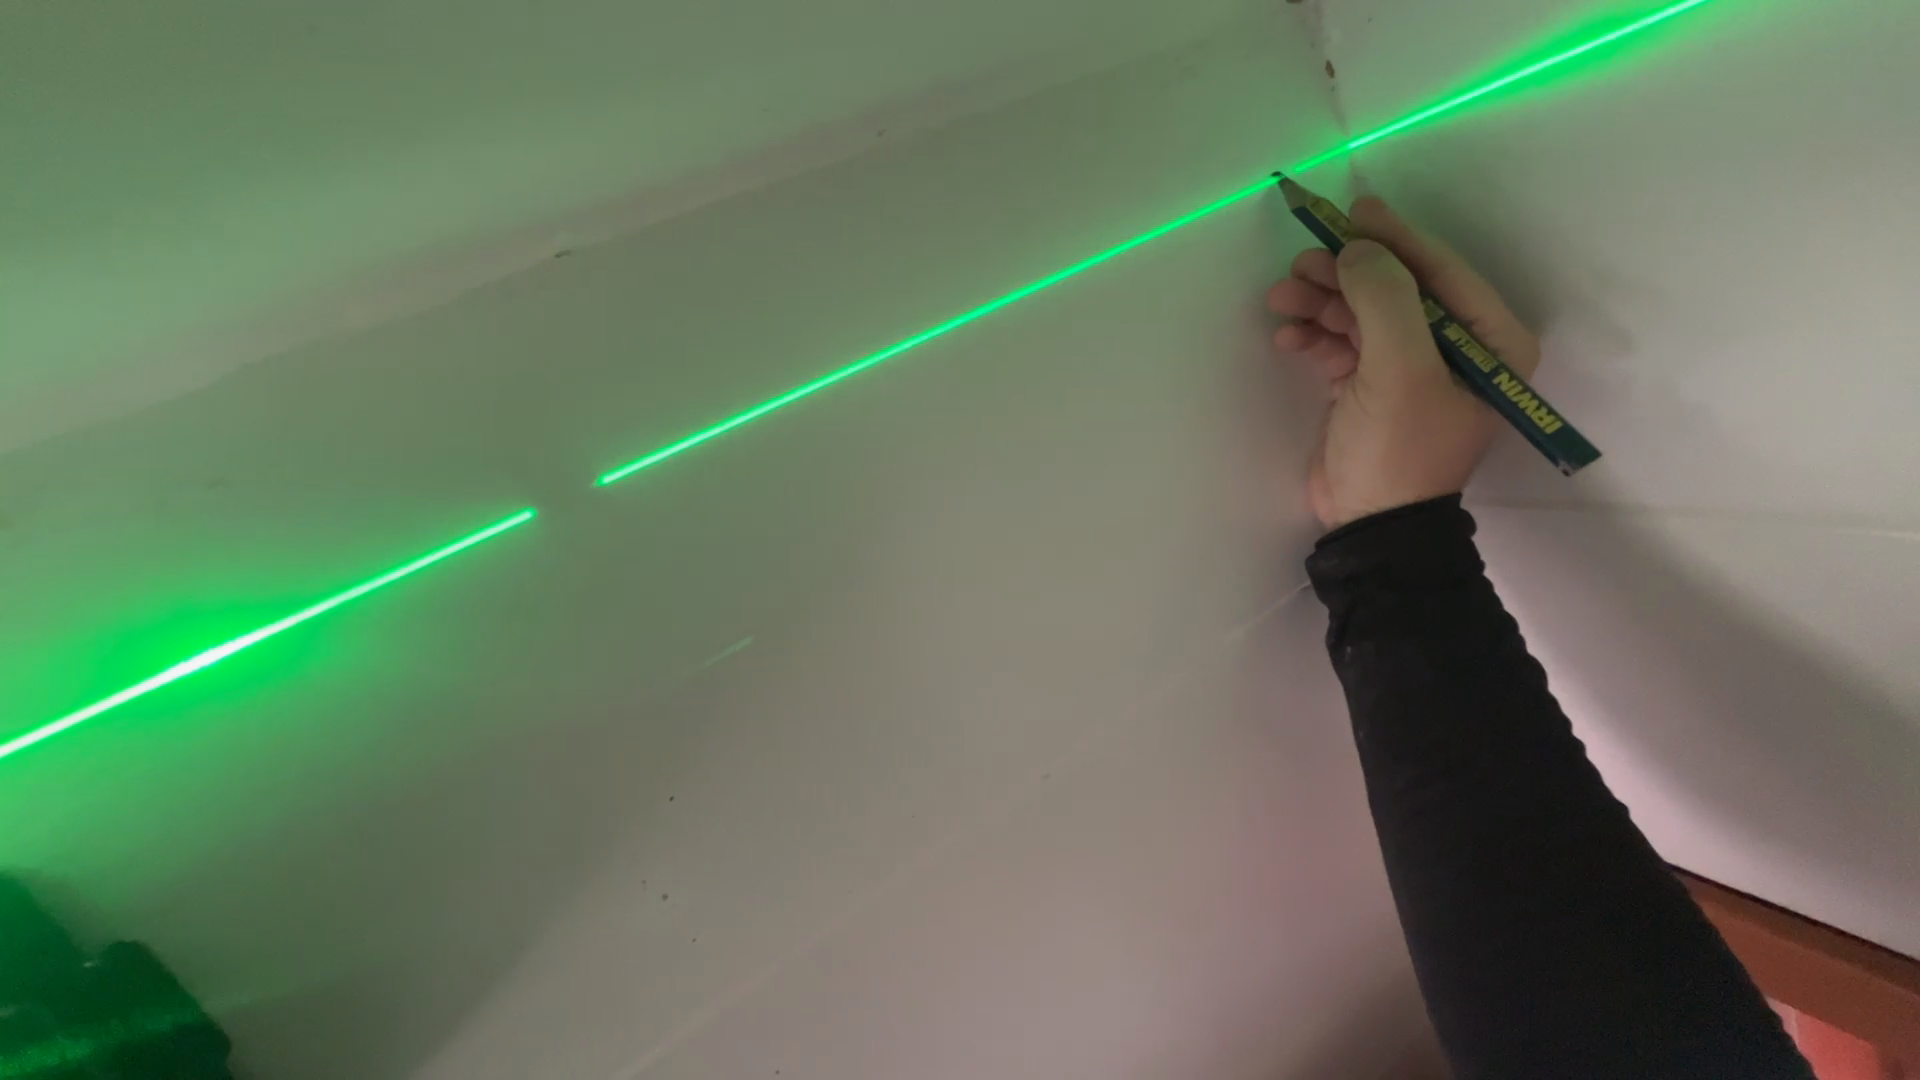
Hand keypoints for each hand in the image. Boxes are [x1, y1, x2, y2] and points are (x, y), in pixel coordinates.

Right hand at [1268, 197, 1539, 529]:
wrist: (1369, 523)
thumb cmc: (1399, 448)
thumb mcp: (1399, 370)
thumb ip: (1384, 300)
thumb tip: (1356, 250)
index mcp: (1488, 341)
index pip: (1441, 273)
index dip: (1396, 240)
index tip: (1354, 211)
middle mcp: (1452, 348)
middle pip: (1395, 291)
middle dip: (1345, 276)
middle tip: (1298, 265)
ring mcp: (1407, 368)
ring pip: (1362, 315)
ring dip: (1321, 304)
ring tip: (1280, 300)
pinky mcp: (1368, 388)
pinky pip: (1342, 345)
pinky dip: (1315, 337)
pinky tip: (1289, 337)